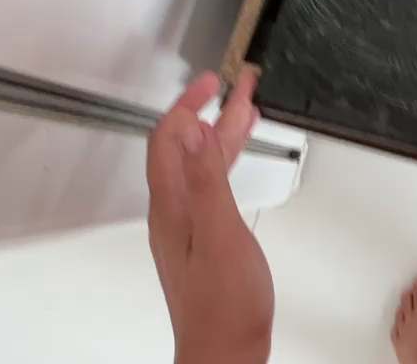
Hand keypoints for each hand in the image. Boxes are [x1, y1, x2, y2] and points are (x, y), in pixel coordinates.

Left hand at [147, 69, 272, 363]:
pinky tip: (242, 150)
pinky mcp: (206, 232)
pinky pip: (213, 180)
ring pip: (203, 162)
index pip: (169, 140)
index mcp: (172, 206)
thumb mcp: (220, 234)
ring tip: (247, 105)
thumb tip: (193, 133)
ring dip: (222, 129)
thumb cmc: (225, 306)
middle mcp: (175, 210)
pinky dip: (229, 155)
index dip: (187, 104)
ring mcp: (189, 222)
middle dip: (209, 108)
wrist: (227, 354)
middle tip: (232, 83)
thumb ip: (207, 181)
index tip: (212, 81)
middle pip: (187, 146)